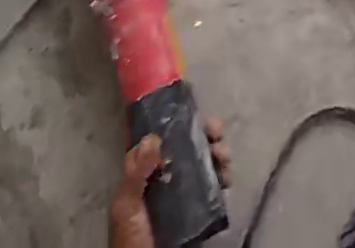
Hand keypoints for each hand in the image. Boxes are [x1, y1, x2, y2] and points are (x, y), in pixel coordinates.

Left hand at [109, 118, 232, 247]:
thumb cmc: (130, 238)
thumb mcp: (127, 205)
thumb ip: (136, 173)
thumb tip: (153, 137)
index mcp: (147, 170)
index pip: (167, 136)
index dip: (183, 123)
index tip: (198, 119)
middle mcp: (168, 173)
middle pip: (192, 144)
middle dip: (209, 135)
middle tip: (217, 137)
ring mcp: (185, 189)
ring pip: (207, 160)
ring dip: (220, 153)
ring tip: (224, 159)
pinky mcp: (199, 206)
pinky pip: (216, 184)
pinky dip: (224, 176)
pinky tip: (227, 179)